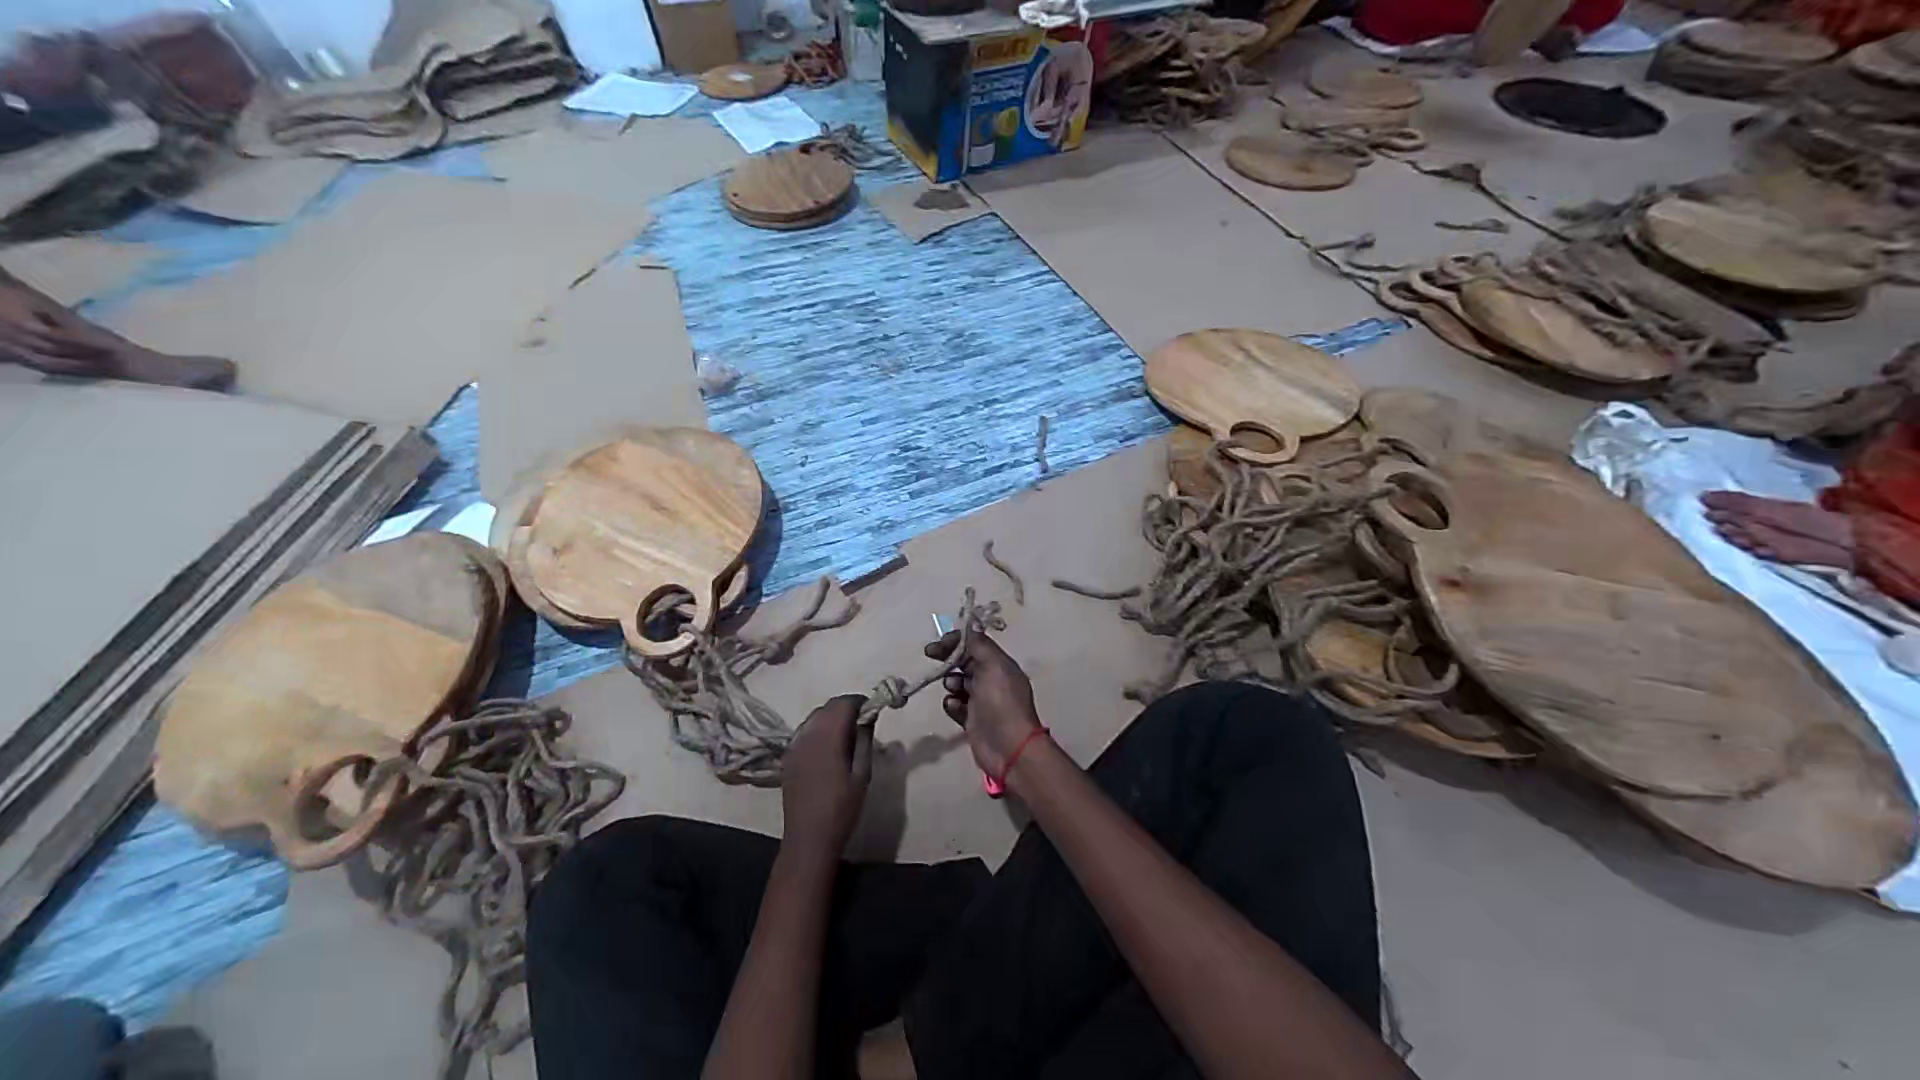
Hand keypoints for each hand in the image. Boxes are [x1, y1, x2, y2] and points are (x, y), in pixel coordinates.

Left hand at [780, 695, 873, 858]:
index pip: (843, 703)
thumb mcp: (862, 774)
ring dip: (831, 718)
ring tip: (847, 736)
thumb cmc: (841, 808)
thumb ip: (865, 740)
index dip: (860, 702)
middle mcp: (807, 735)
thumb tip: (868, 717)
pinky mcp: (788, 756)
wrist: (809, 837)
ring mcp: (794, 745)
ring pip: (814, 717)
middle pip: (827, 707)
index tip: (872, 711)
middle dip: (846, 708)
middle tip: (863, 723)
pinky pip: (805, 731)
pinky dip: (819, 730)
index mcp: (827, 737)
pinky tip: (828, 748)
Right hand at [923, 630, 1040, 778]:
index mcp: (1000, 665)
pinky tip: (955, 708)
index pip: (975, 644)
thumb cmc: (1001, 703)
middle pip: (965, 662)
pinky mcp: (971, 720)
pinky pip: (955, 705)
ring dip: (950, 683)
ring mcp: (981, 701)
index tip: (938, 644)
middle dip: (949, 659)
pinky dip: (952, 704)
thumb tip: (971, 624)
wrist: (1008, 748)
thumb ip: (979, 645)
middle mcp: (991, 680)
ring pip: (957, 683)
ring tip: (954, 691)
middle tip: (932, 656)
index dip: (956, 641)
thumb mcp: (993, 666)